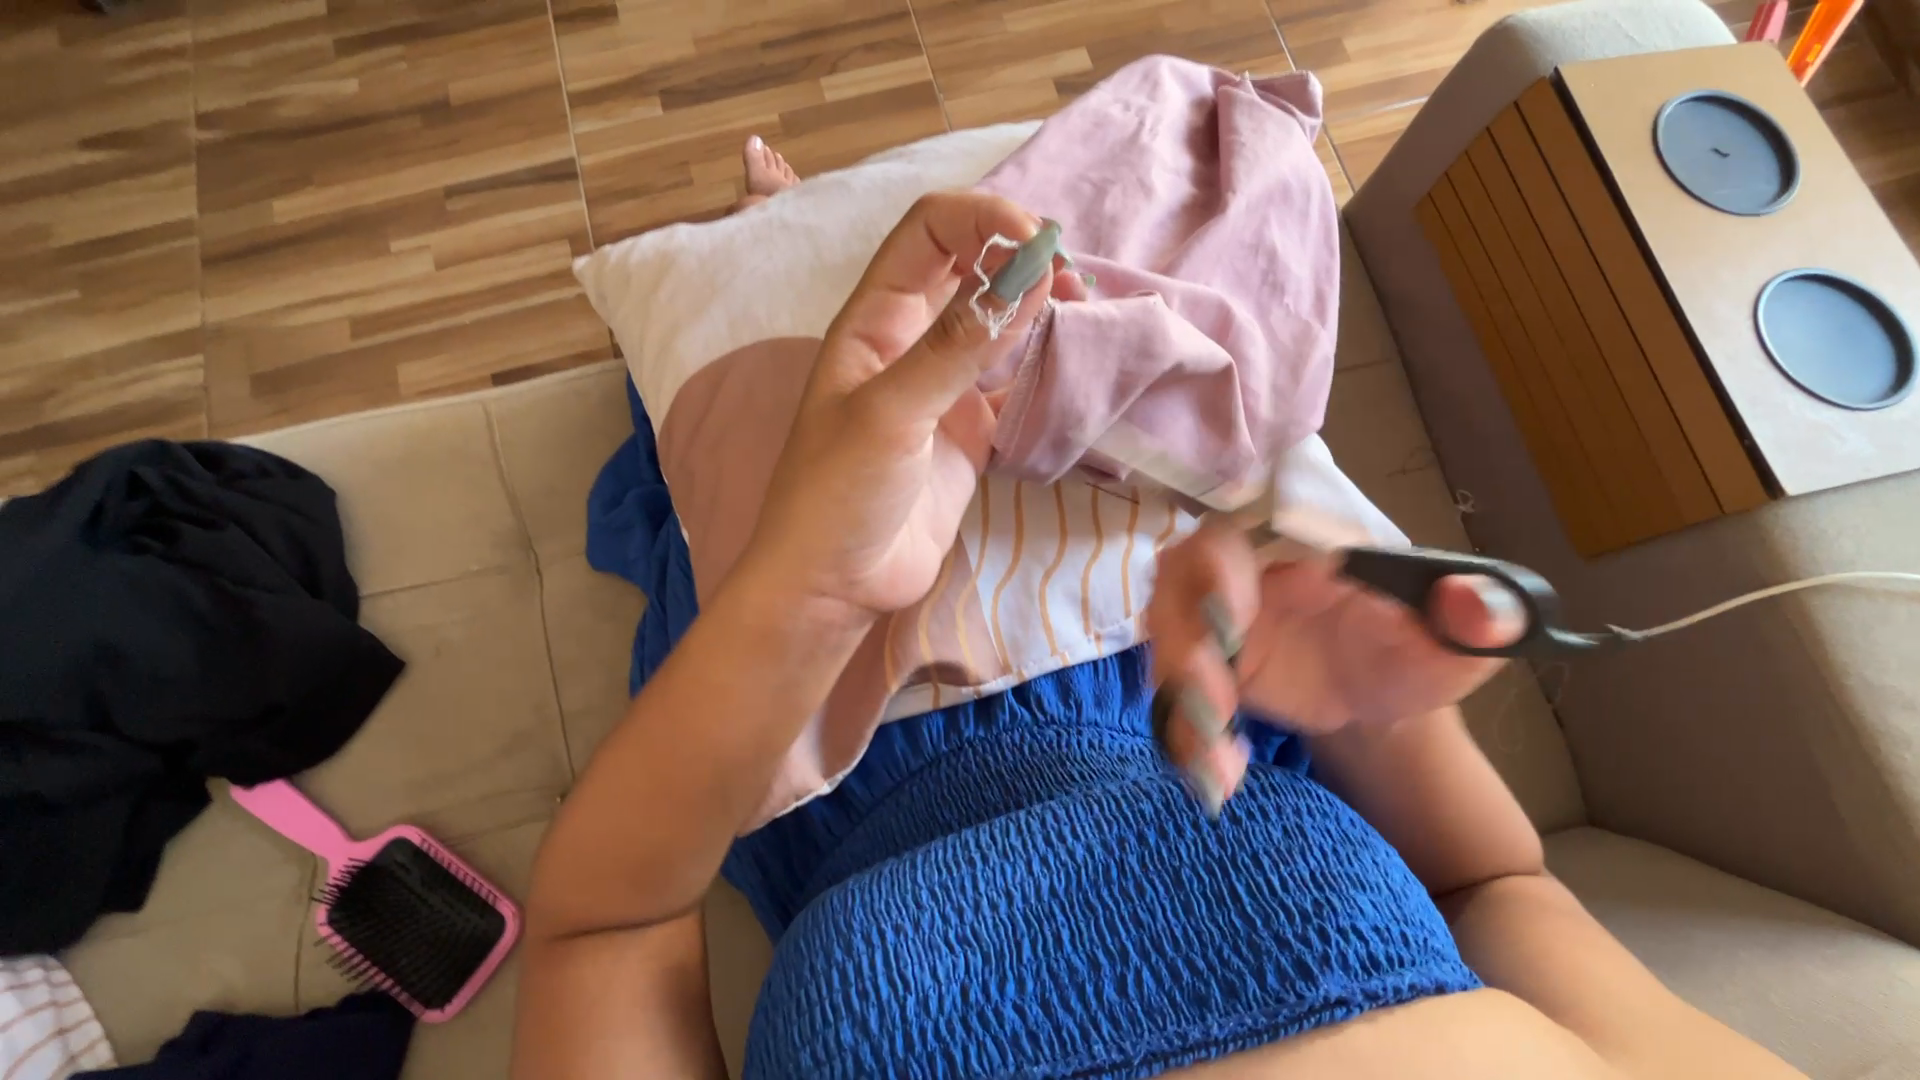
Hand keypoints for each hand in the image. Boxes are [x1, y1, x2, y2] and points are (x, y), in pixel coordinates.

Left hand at [736, 193, 1081, 629]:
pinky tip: (1069, 362)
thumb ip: (954, 347)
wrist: (835, 583)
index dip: (982, 220)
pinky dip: (1041, 366)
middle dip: (1017, 258)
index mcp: (874, 320)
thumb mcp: (890, 413)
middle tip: (1071, 277)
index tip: (1037, 243)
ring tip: (1080, 306)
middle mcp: (909, 343)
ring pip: (995, 325)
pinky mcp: (968, 433)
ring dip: (1035, 307)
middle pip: (968, 270)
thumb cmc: (839, 493)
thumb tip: (1025, 275)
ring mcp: (941, 389)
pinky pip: (1011, 384)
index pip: (929, 233)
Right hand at [1146, 513, 1525, 805]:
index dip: (1214, 571)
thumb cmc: (1415, 650)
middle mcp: (1240, 578)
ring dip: (1179, 701)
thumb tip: (1477, 605)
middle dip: (1182, 643)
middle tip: (1214, 706)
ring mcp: (1212, 624)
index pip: (1232, 536)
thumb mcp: (1456, 639)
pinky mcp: (1201, 670)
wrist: (1379, 692)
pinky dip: (1185, 738)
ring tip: (1217, 764)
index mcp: (1295, 551)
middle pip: (1175, 587)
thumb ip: (1479, 616)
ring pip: (1164, 644)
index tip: (1227, 621)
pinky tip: (1218, 778)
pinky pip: (1172, 697)